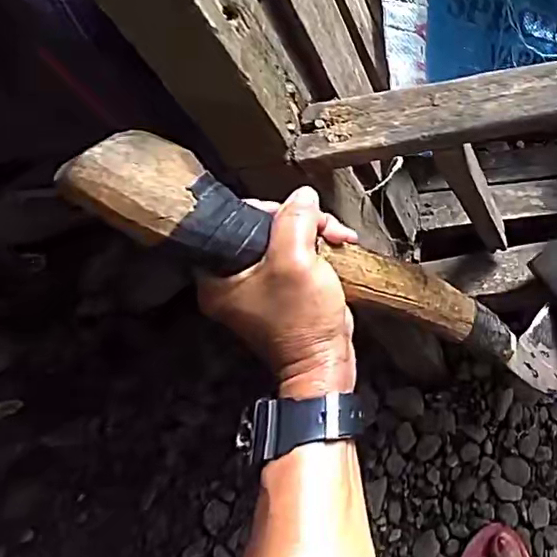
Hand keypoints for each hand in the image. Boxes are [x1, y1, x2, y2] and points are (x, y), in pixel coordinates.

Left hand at [197, 186, 358, 396]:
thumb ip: (296, 222)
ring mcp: (259, 287)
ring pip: (285, 240)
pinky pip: (297, 257)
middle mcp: (232, 281)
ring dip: (316, 234)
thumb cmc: (304, 323)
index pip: (237, 222)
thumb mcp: (298, 262)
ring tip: (339, 240)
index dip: (271, 211)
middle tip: (327, 229)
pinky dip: (318, 250)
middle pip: (265, 229)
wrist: (327, 360)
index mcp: (218, 277)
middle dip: (302, 223)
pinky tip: (336, 250)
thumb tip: (302, 196)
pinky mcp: (283, 291)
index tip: (297, 214)